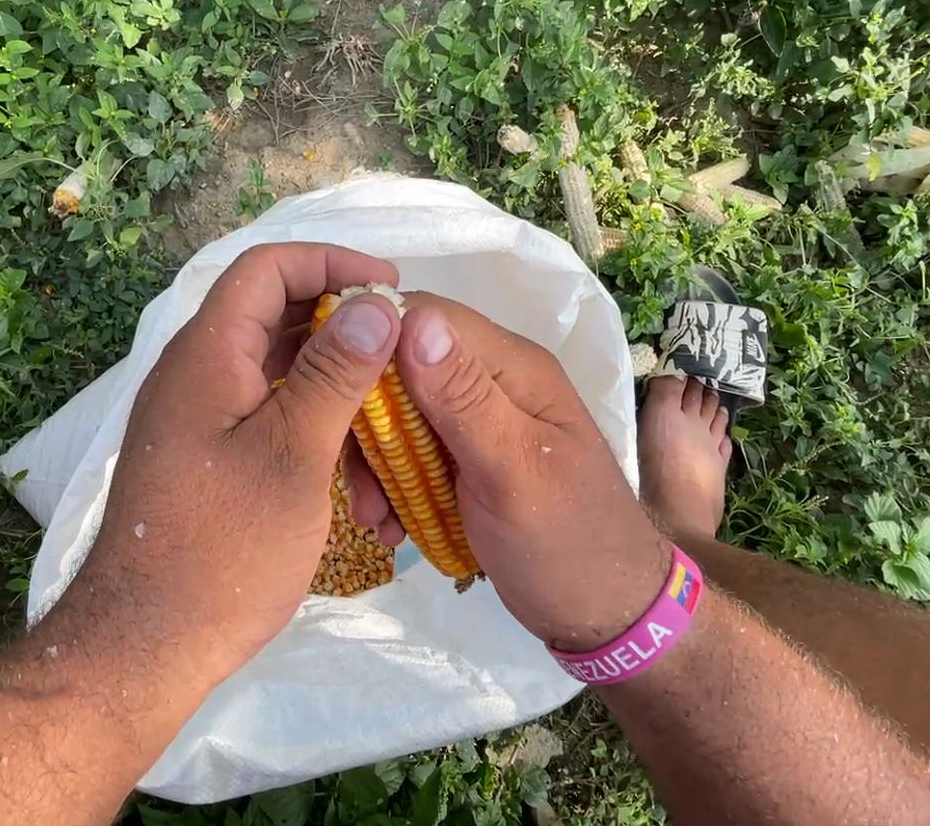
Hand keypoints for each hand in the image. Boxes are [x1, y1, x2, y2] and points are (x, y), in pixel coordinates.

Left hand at [56, 243, 403, 681]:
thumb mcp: (293, 454)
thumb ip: (334, 372)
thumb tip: (376, 304)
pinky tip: (350, 447)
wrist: (149, 641)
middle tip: (398, 340)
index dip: (330, 262)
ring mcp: (198, 410)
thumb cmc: (225, 548)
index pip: (266, 268)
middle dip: (337, 317)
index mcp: (208, 353)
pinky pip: (264, 404)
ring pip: (273, 361)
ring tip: (385, 398)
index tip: (389, 286)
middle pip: (271, 310)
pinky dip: (309, 412)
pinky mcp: (207, 447)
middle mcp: (196, 369)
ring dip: (329, 372)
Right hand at [348, 292, 671, 650]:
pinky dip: (390, 481)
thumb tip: (411, 318)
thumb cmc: (566, 543)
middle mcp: (491, 379)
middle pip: (402, 364)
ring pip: (397, 411)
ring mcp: (476, 418)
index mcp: (512, 366)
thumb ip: (463, 397)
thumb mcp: (512, 471)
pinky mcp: (462, 454)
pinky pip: (408, 448)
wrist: (602, 614)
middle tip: (352, 476)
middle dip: (365, 415)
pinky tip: (390, 523)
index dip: (371, 338)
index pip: (426, 316)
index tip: (327, 384)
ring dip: (374, 459)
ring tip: (373, 516)